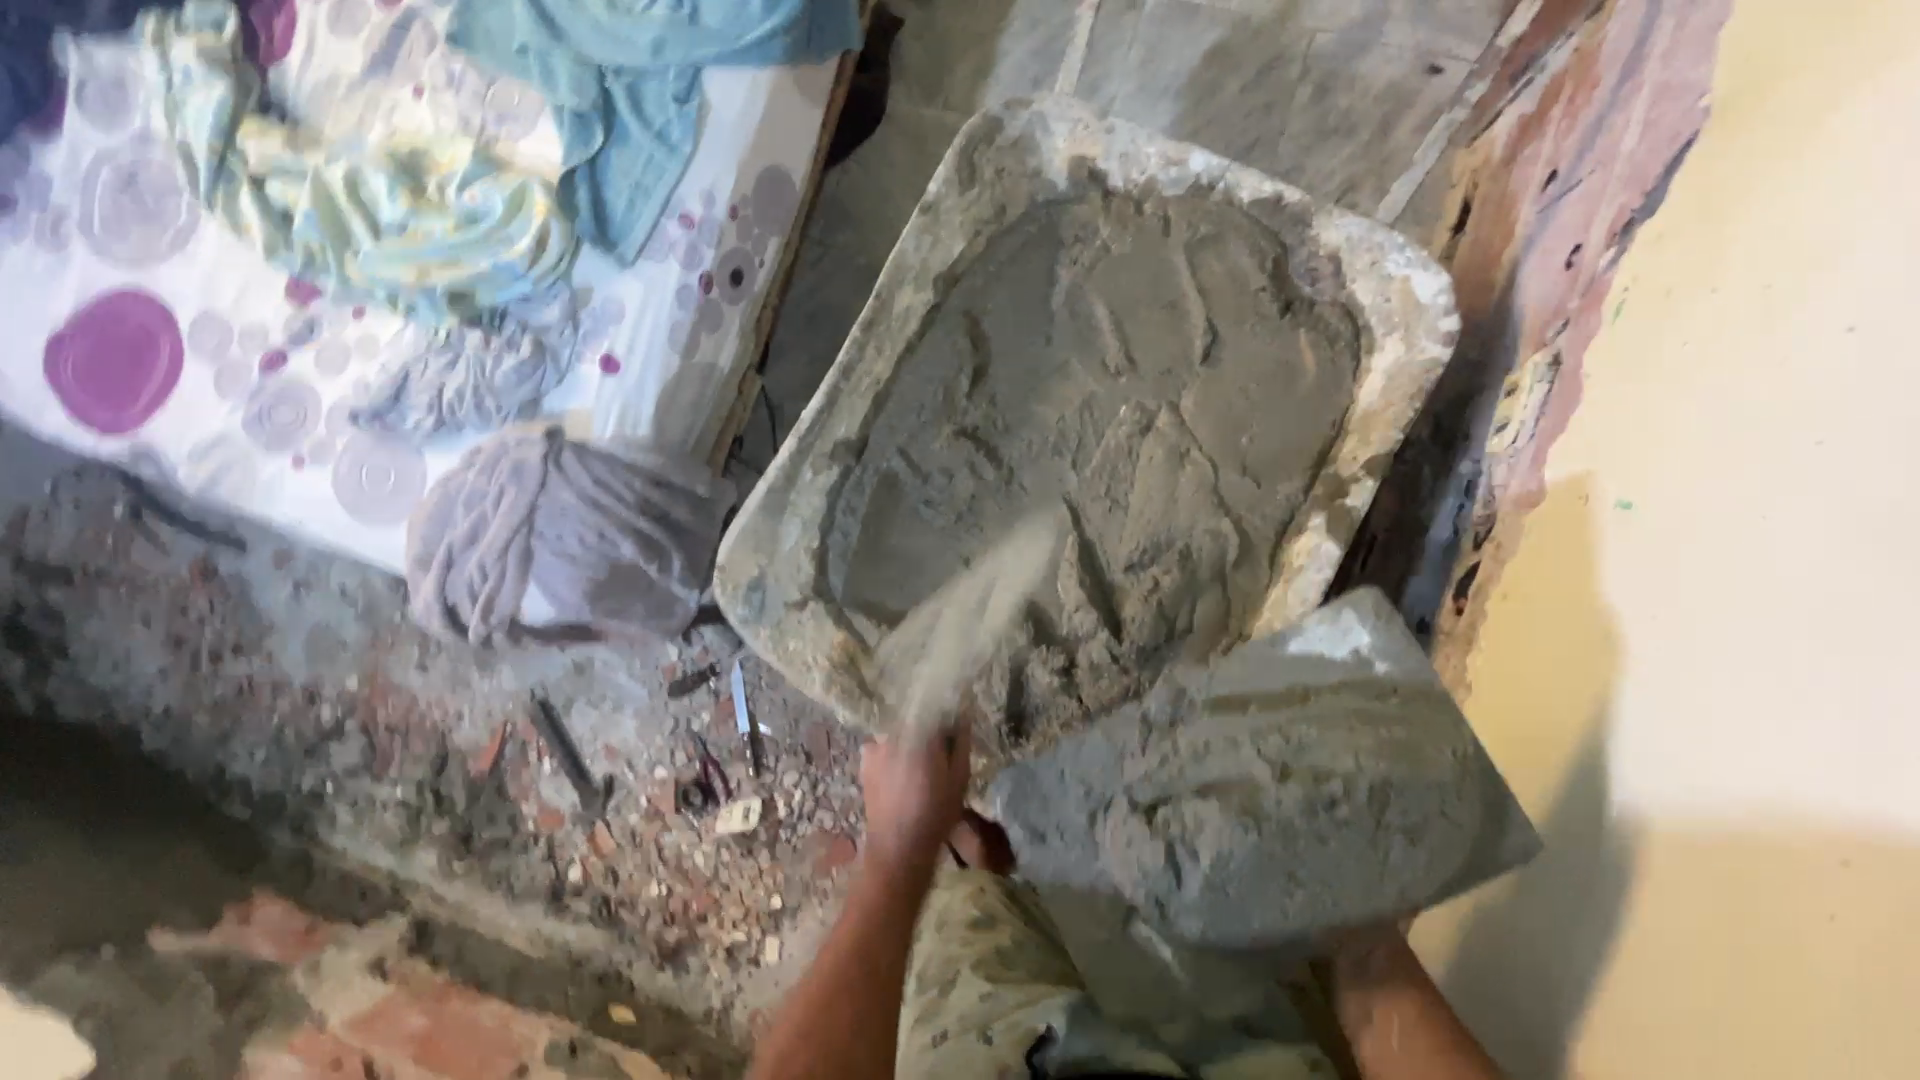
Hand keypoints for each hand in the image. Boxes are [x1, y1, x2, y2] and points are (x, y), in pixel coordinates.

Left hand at [859, 721, 971, 876]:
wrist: (898, 848)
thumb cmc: (936, 813)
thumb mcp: (960, 776)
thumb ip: (961, 739)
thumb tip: (962, 712)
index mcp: (919, 733)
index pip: (934, 703)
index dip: (947, 707)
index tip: (957, 716)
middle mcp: (893, 733)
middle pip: (914, 716)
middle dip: (930, 723)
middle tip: (943, 746)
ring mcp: (875, 747)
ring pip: (899, 732)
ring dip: (911, 738)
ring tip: (923, 762)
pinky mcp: (865, 763)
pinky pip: (884, 746)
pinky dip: (894, 751)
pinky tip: (903, 770)